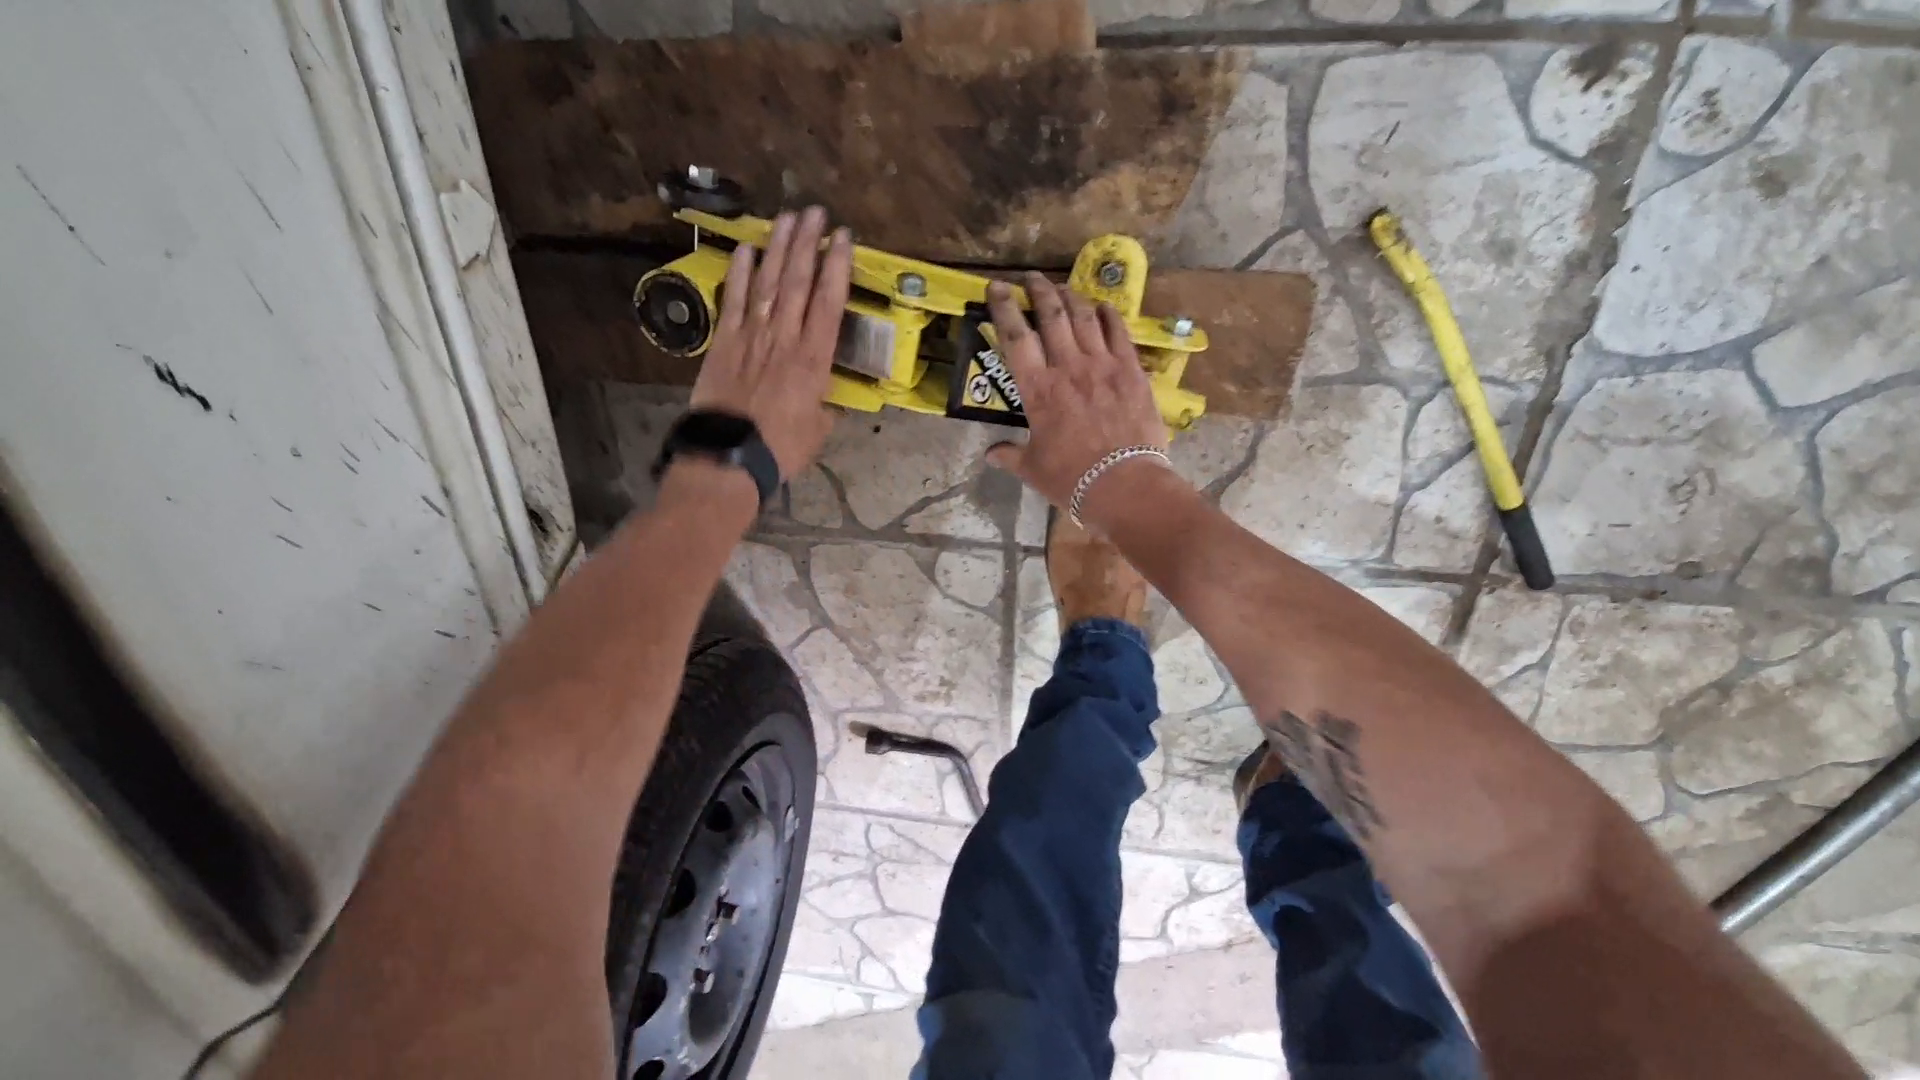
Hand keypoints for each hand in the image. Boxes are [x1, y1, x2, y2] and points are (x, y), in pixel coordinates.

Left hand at [690, 205, 852, 477]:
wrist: (729, 454)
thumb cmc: (782, 447)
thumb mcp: (819, 429)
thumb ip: (824, 405)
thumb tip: (825, 399)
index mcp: (814, 359)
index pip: (829, 301)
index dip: (837, 266)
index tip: (843, 238)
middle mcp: (784, 337)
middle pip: (798, 280)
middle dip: (808, 243)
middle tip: (815, 213)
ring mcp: (752, 335)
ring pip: (768, 282)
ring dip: (778, 247)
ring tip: (787, 218)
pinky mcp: (724, 341)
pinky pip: (734, 299)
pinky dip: (740, 273)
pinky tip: (747, 249)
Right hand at [982, 272, 1169, 512]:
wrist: (1123, 484)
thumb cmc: (1071, 479)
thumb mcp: (1033, 469)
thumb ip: (1011, 455)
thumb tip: (991, 455)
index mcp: (1037, 389)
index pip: (1015, 336)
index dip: (1004, 306)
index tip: (997, 287)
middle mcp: (1067, 367)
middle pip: (1051, 314)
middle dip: (1039, 290)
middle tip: (1031, 277)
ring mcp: (1102, 365)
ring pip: (1084, 317)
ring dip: (1071, 296)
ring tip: (1062, 287)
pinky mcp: (1131, 370)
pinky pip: (1119, 332)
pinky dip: (1109, 314)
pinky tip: (1103, 306)